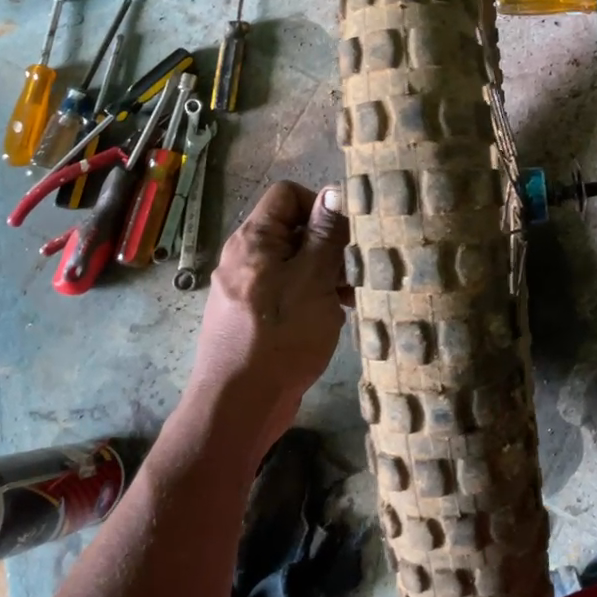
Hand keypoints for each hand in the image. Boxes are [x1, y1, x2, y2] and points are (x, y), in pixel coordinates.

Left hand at [192, 182, 350, 403]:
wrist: (240, 405)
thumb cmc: (281, 335)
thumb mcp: (314, 278)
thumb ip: (325, 233)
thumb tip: (334, 192)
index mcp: (254, 239)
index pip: (286, 194)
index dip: (319, 204)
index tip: (346, 232)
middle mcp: (244, 256)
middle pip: (292, 228)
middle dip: (329, 244)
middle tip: (356, 270)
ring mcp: (246, 287)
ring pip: (293, 261)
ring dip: (325, 272)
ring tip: (349, 298)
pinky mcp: (253, 315)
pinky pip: (286, 289)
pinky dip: (311, 295)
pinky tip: (332, 316)